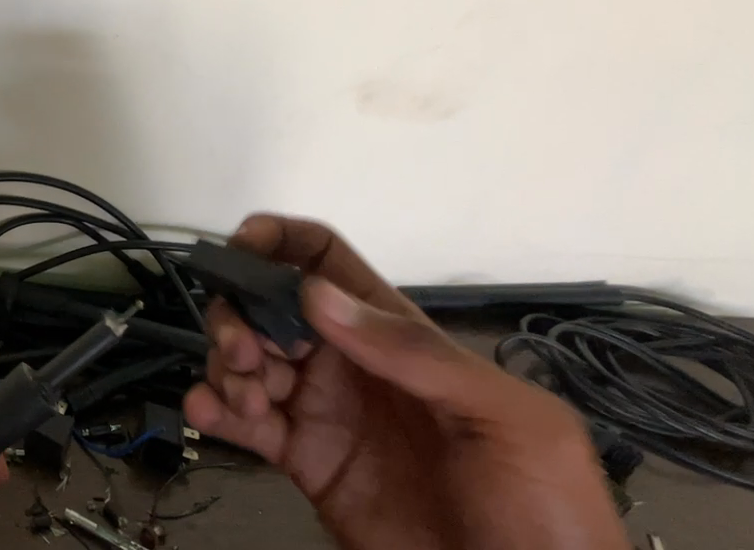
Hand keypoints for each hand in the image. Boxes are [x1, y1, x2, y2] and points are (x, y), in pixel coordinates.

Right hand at [184, 215, 627, 549]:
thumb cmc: (543, 512)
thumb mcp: (510, 423)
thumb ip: (419, 355)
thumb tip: (314, 293)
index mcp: (394, 338)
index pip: (327, 263)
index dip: (281, 240)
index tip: (241, 245)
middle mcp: (345, 363)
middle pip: (266, 307)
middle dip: (238, 313)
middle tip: (242, 352)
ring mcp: (320, 410)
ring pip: (244, 357)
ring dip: (223, 362)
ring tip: (243, 399)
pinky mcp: (301, 460)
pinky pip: (241, 422)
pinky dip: (212, 408)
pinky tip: (209, 413)